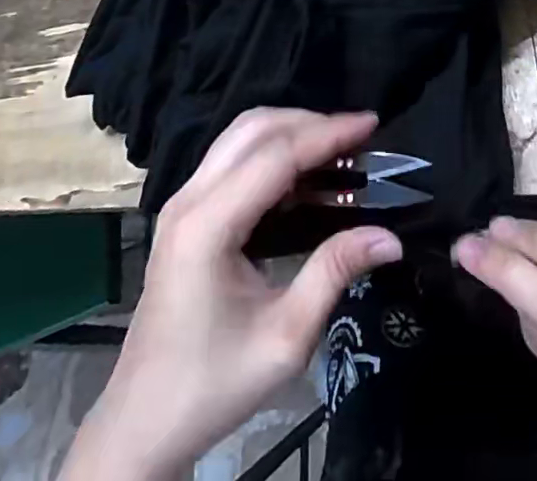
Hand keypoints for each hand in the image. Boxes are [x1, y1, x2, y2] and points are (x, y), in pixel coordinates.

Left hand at [61, 108, 403, 480]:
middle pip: (252, 129)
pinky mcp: (186, 213)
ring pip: (239, 138)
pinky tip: (306, 176)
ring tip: (341, 150)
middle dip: (310, 123)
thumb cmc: (215, 381)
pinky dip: (272, 154)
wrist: (147, 414)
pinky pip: (231, 161)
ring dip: (290, 133)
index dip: (327, 134)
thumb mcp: (286, 337)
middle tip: (360, 136)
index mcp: (208, 225)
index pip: (275, 155)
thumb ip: (334, 273)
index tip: (372, 123)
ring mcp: (182, 202)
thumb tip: (390, 236)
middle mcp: (188, 198)